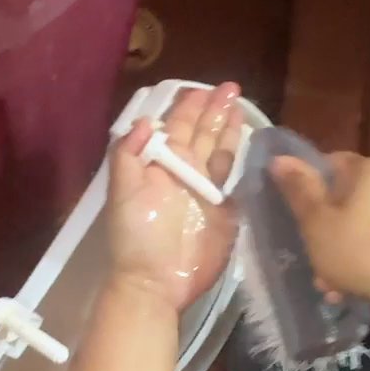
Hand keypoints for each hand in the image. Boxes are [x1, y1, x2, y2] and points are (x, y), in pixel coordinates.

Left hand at [107, 82, 246, 310]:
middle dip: (214, 109)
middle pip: (201, 134)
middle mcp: (183, 175)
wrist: (156, 282)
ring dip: (228, 128)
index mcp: (159, 167)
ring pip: (219, 152)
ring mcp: (205, 193)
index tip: (204, 88)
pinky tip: (247, 143)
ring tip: (240, 104)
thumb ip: (128, 155)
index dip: (189, 107)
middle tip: (232, 87)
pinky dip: (240, 160)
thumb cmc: (137, 238)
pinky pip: (233, 180)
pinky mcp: (225, 213)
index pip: (176, 128)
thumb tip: (144, 121)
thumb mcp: (121, 192)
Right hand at [267, 151, 369, 317]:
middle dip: (321, 229)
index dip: (305, 186)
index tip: (294, 214)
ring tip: (327, 283)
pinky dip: (358, 262)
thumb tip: (279, 158)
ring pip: (354, 226)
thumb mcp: (317, 222)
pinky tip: (347, 289)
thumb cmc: (361, 252)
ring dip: (335, 252)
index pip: (327, 162)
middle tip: (309, 255)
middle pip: (340, 199)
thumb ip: (298, 190)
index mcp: (367, 169)